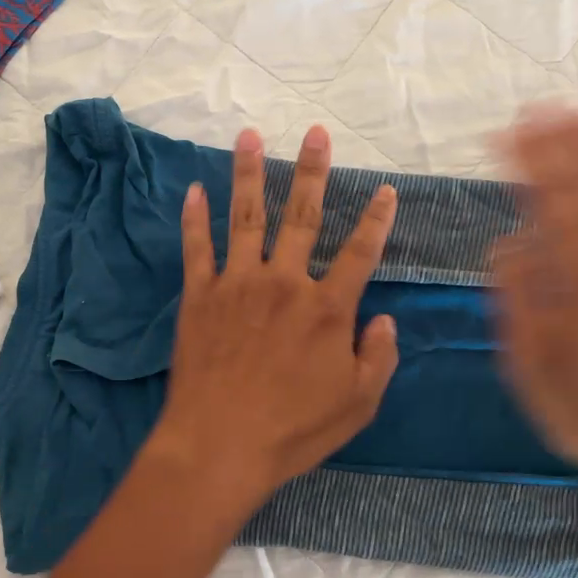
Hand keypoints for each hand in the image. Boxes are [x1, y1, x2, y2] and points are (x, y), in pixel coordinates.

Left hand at [146, 125, 399, 508]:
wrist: (220, 445)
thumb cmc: (293, 431)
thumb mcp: (358, 404)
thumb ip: (378, 358)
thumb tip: (385, 319)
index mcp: (328, 309)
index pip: (361, 252)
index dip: (376, 219)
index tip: (385, 189)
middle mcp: (284, 284)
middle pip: (302, 217)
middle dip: (313, 171)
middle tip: (316, 132)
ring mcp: (237, 286)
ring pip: (246, 218)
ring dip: (250, 174)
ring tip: (250, 136)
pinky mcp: (199, 298)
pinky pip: (197, 249)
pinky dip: (195, 219)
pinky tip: (193, 190)